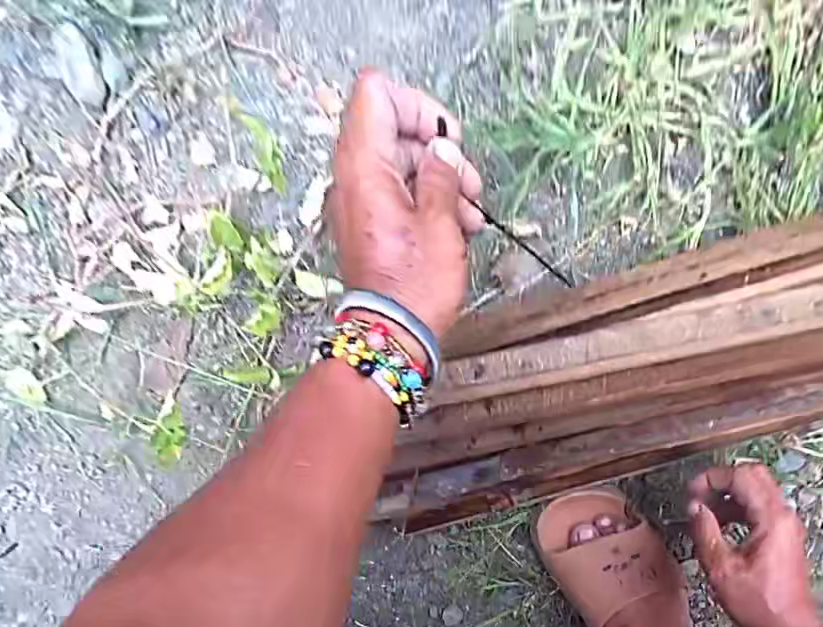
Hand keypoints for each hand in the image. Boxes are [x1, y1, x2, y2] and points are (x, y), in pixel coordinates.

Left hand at [327, 71, 484, 339]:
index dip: (418, 106)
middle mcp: (351, 180)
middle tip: (470, 186)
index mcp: (363, 166)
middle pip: (394, 133)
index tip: (446, 140)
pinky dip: (426, 204)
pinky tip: (456, 228)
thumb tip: (442, 152)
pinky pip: (396, 198)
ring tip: (470, 216)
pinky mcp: (368, 229)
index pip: (377, 94)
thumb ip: (443, 175)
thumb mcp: (441, 224)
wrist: (392, 337)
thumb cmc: (415, 287)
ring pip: (400, 169)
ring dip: (440, 183)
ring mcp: (358, 206)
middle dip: (438, 154)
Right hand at [688, 464, 822, 626]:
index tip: (691, 491)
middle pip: (754, 476)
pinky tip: (719, 528)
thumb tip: (694, 509)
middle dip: (721, 481)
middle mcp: (784, 516)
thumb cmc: (760, 605)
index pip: (742, 476)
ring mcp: (787, 526)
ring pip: (757, 492)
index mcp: (772, 519)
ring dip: (728, 497)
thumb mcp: (721, 569)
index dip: (712, 478)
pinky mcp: (784, 537)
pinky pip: (760, 510)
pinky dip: (737, 511)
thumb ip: (705, 532)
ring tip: (703, 515)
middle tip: (697, 496)